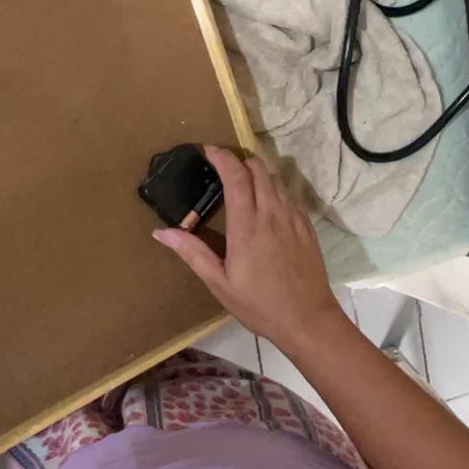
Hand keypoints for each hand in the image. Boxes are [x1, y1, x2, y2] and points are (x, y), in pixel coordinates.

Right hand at [153, 147, 347, 349]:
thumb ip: (192, 253)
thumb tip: (160, 232)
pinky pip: (290, 195)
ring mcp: (293, 218)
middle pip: (258, 169)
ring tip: (243, 181)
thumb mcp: (220, 283)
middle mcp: (272, 214)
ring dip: (259, 172)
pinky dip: (276, 188)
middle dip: (240, 160)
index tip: (209, 150)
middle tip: (224, 166)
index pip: (235, 177)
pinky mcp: (307, 226)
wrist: (308, 319)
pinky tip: (268, 202)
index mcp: (247, 226)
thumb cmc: (259, 304)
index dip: (222, 157)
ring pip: (276, 179)